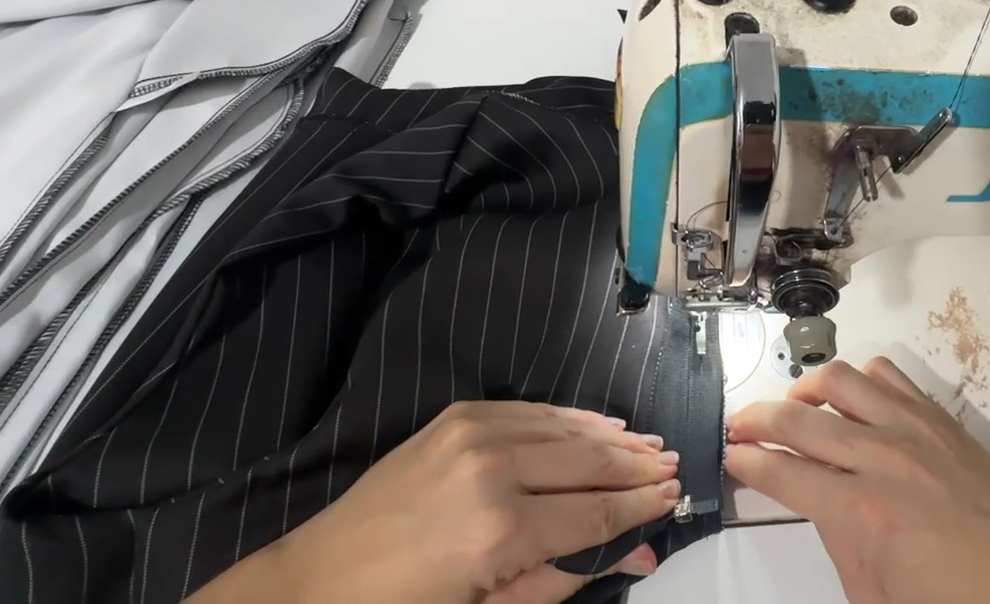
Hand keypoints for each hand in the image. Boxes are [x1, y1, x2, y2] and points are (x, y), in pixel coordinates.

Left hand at [190, 401, 678, 603]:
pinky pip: (533, 410)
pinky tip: (597, 424)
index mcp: (499, 531)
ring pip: (565, 427)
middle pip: (586, 461)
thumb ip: (568, 576)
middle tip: (672, 465)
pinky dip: (571, 417)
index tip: (673, 496)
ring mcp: (475, 431)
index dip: (638, 505)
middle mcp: (494, 468)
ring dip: (610, 437)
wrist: (316, 581)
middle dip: (634, 466)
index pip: (593, 510)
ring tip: (646, 443)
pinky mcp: (461, 413)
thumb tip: (639, 553)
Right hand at [727, 357, 989, 603]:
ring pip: (840, 379)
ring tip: (796, 405)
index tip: (730, 455)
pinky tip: (853, 397)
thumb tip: (814, 500)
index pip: (783, 472)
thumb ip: (836, 542)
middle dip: (756, 418)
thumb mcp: (877, 597)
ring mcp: (912, 428)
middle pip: (798, 418)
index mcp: (861, 513)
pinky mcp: (938, 417)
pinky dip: (859, 378)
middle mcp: (881, 457)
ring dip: (806, 388)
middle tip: (739, 425)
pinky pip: (888, 374)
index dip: (747, 462)